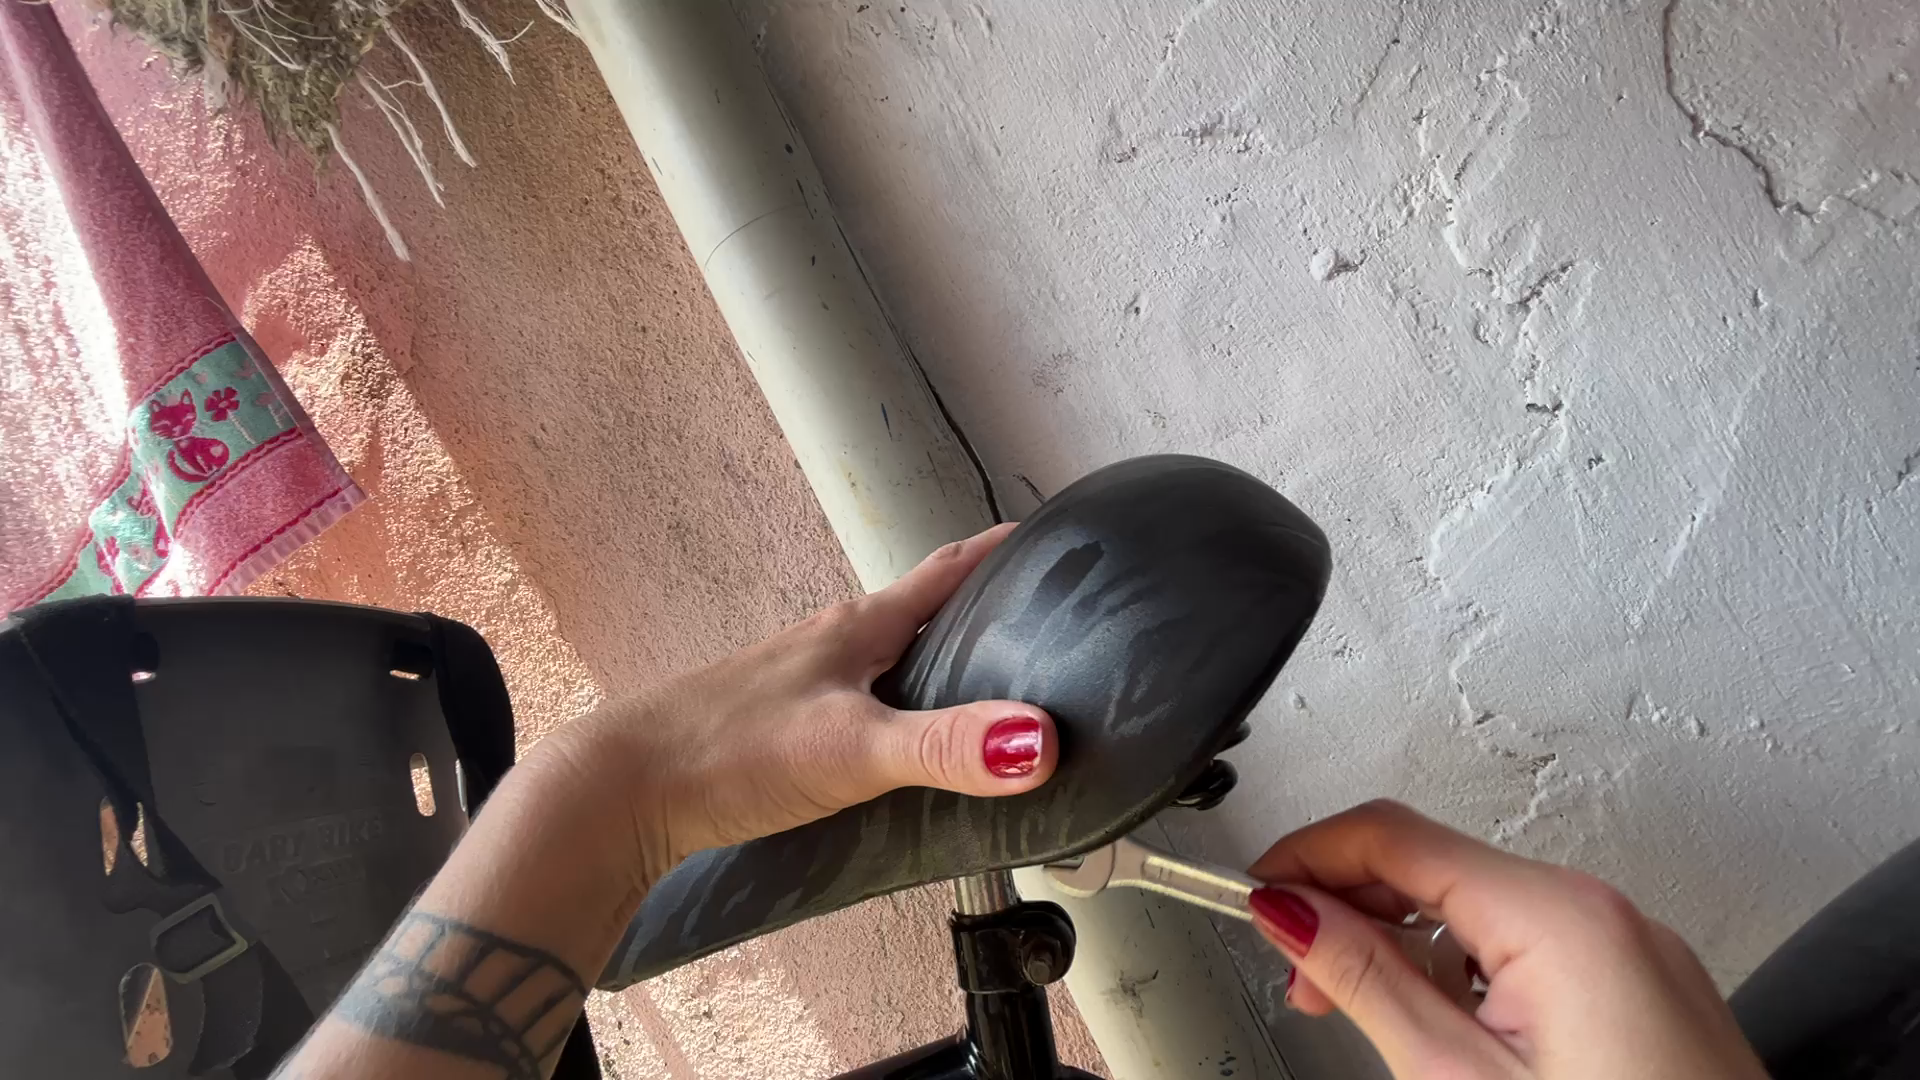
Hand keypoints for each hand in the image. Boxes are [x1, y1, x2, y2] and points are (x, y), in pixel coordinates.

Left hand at [536, 523, 1057, 891]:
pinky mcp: (793, 718)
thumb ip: (945, 746)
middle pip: (927, 608)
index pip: (947, 568)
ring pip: (897, 653)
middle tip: (1046, 622)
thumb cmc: (734, 750)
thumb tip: (1041, 742)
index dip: (999, 550)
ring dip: (946, 656)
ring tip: (999, 682)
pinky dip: (908, 701)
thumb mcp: (852, 746)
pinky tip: (916, 738)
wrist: (623, 790)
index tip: (1049, 538)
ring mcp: (813, 678)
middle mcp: (840, 640)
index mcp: (862, 625)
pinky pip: (870, 695)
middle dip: (986, 607)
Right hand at [1245, 800, 1766, 1079]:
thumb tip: (1288, 908)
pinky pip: (1499, 936)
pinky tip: (1422, 1014)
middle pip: (1419, 858)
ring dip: (1386, 935)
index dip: (1305, 853)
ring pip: (1455, 898)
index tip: (1255, 890)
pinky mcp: (1623, 983)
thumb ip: (1364, 977)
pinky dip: (1440, 960)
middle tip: (1296, 964)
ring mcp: (1617, 947)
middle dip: (1341, 900)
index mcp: (1560, 918)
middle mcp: (1596, 913)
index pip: (1388, 833)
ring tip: (1350, 999)